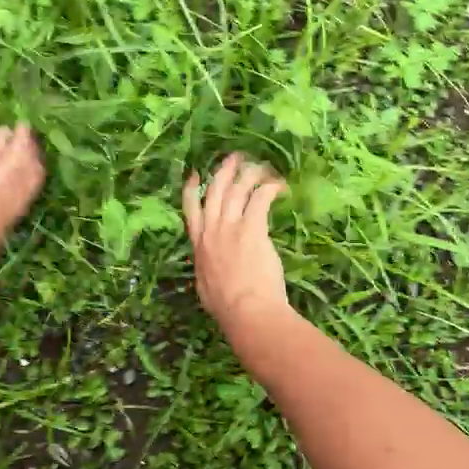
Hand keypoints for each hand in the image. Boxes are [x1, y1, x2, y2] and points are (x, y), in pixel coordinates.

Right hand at [182, 154, 290, 325]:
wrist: (246, 310)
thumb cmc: (227, 307)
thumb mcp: (205, 286)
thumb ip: (207, 270)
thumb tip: (209, 268)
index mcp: (198, 244)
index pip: (190, 209)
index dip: (191, 189)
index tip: (196, 174)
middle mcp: (212, 230)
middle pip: (215, 191)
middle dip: (224, 171)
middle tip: (234, 157)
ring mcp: (231, 227)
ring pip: (236, 190)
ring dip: (248, 174)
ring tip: (259, 164)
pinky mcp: (253, 228)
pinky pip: (260, 198)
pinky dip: (269, 188)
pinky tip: (279, 184)